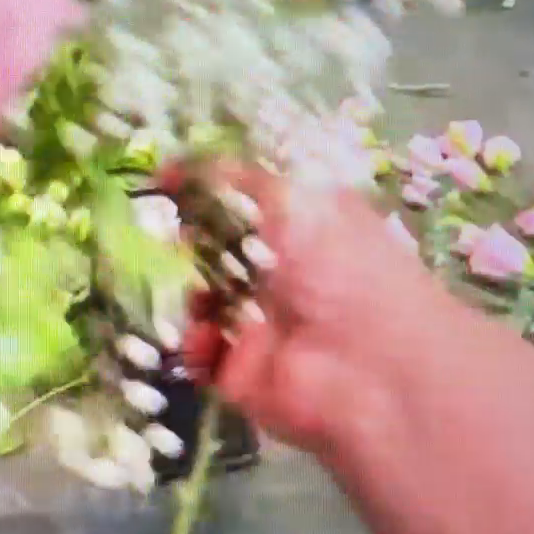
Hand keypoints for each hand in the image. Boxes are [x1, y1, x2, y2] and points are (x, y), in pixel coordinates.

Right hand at [176, 168, 453, 456]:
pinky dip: (195, 343)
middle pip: (219, 254)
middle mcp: (284, 277)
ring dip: (190, 295)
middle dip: (190, 246)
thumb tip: (180, 162)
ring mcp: (261, 326)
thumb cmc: (342, 267)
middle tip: (172, 237)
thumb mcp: (298, 200)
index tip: (167, 180)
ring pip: (203, 303)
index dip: (209, 193)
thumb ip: (241, 179)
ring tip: (196, 295)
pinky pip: (201, 352)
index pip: (248, 205)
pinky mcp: (242, 371)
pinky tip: (205, 336)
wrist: (366, 365)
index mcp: (307, 231)